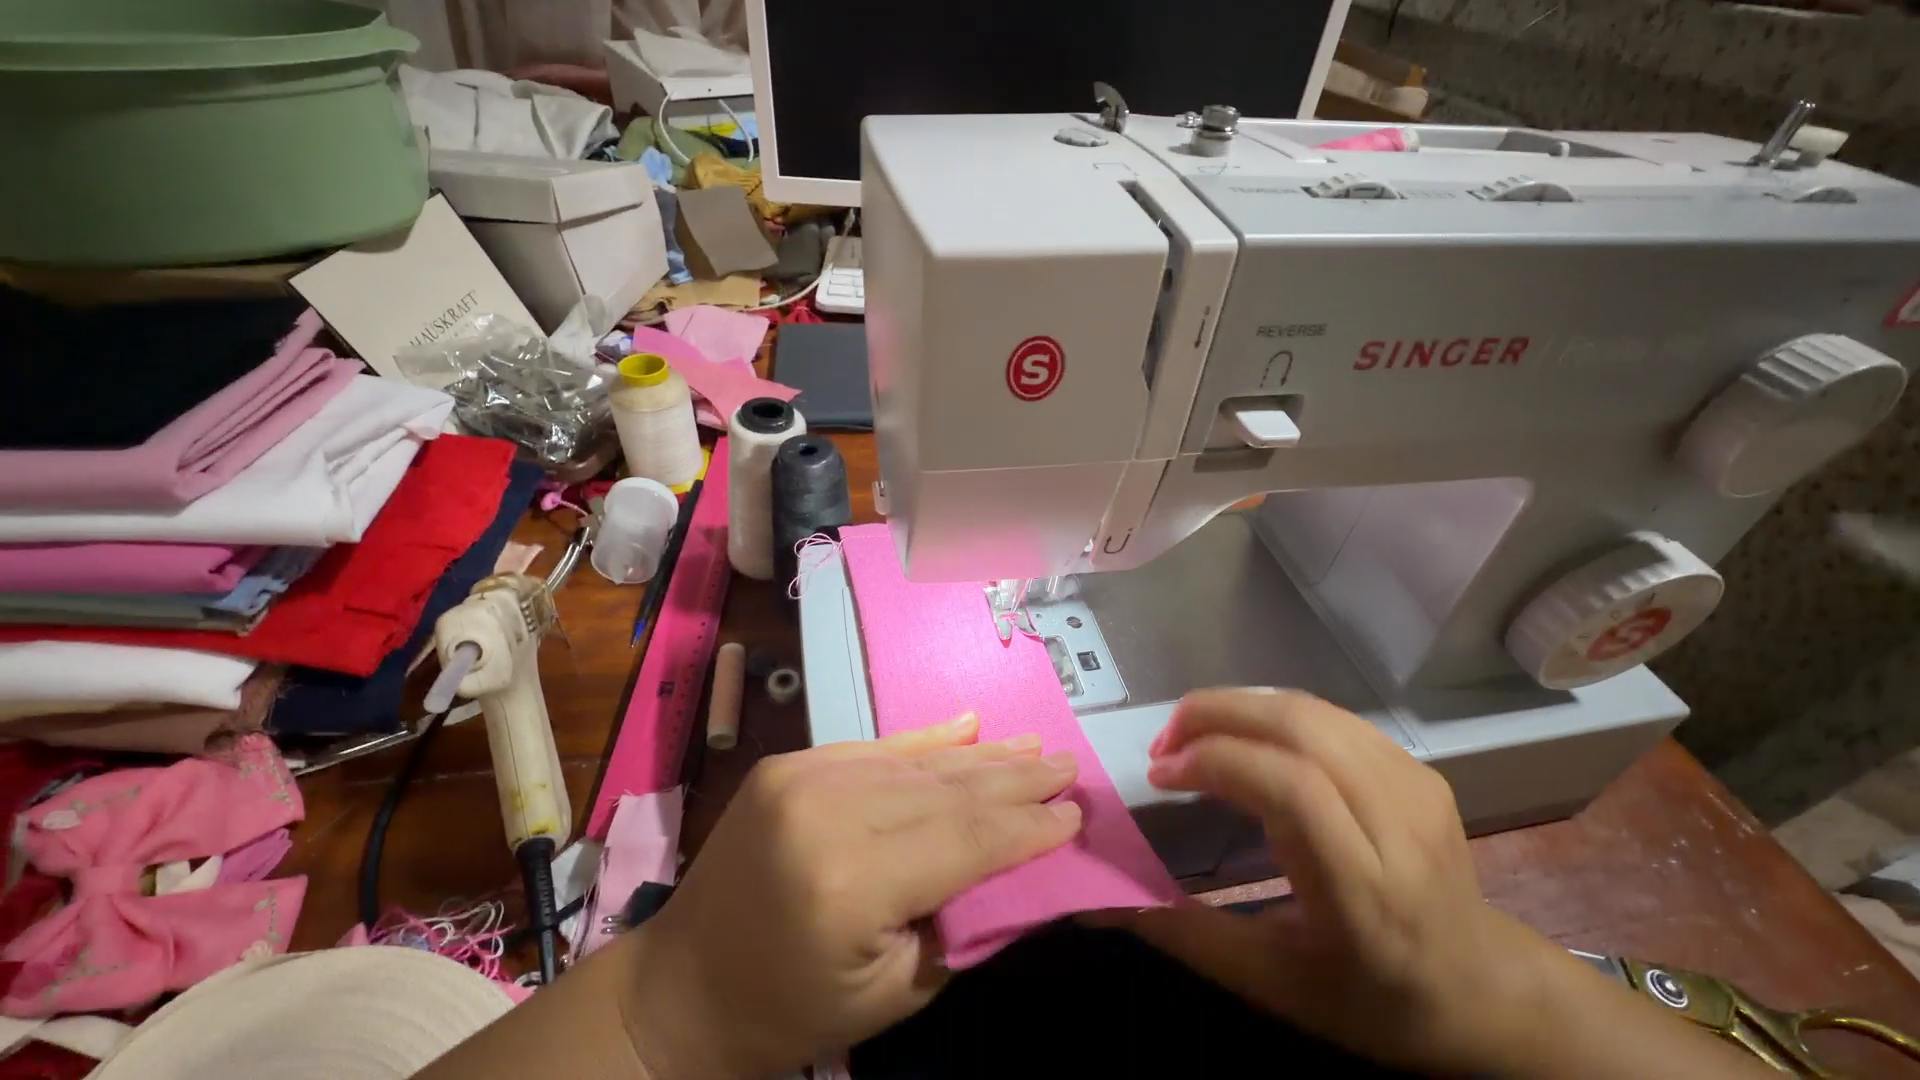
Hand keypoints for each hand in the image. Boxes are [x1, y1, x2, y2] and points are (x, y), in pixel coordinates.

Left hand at [624, 713, 1082, 1079]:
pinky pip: (874, 747)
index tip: (1076, 813)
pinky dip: (926, 740)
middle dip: (1014, 781)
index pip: (966, 840)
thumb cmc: (797, 1005)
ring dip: (980, 756)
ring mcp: (802, 778)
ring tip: (1033, 746)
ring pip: (915, 762)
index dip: (1026, 827)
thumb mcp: (900, 989)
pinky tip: (969, 726)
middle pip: (946, 791)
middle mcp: (827, 812)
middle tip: (1067, 766)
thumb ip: (966, 920)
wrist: (687, 985)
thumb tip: (1024, 863)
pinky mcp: (788, 764)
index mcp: (853, 882)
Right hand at [1118, 688, 1569, 1075]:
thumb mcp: (1273, 985)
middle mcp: (1400, 826)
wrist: (1484, 992)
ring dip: (1239, 706)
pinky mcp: (1419, 768)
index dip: (1214, 761)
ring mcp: (1417, 786)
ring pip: (1314, 710)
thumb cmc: (1372, 1000)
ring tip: (1191, 735)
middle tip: (1163, 741)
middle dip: (1215, 714)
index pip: (1290, 789)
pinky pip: (1331, 717)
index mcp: (1366, 891)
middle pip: (1301, 729)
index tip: (1160, 773)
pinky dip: (1271, 713)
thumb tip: (1097, 905)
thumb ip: (1185, 936)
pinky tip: (1243, 739)